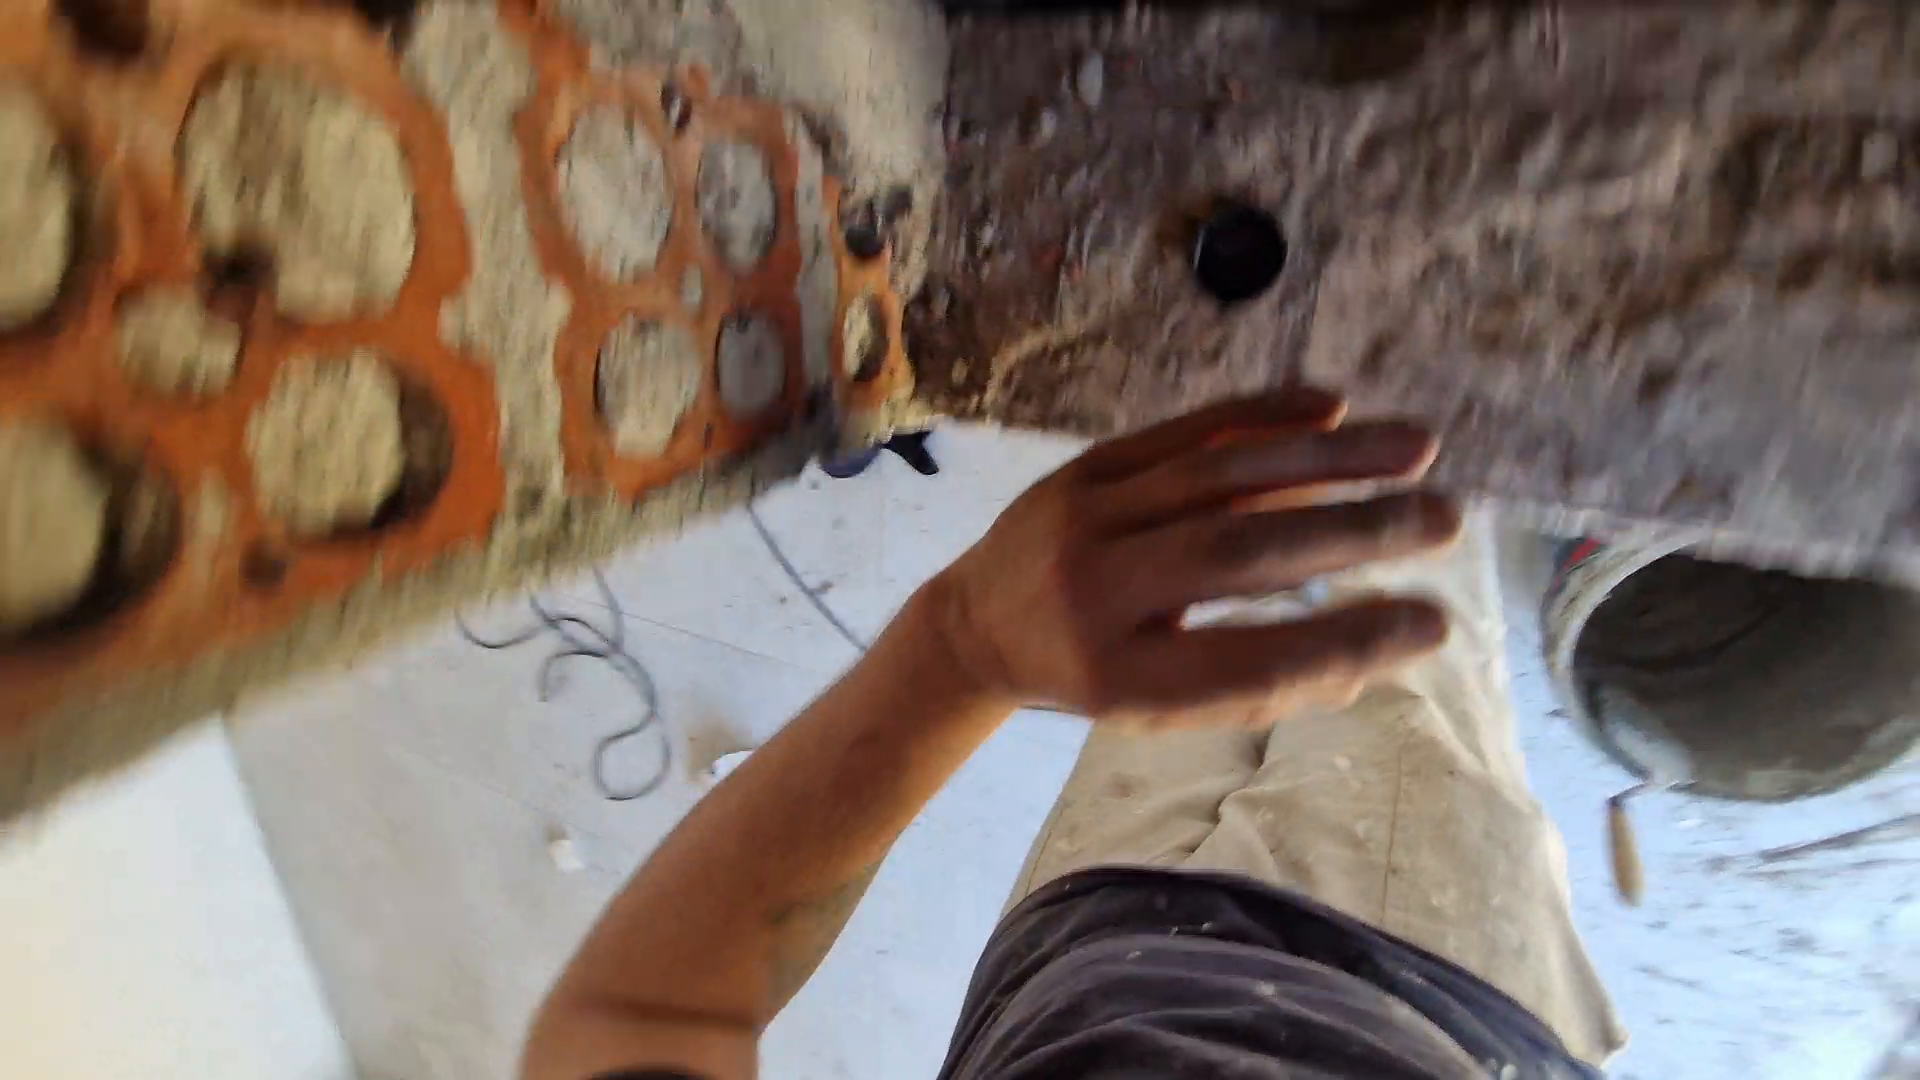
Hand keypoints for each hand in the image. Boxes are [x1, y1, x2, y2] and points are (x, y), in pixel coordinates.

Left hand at [923, 388, 1461, 727]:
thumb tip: (1369, 649)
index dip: (1345, 642)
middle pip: (1236, 553)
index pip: (1248, 659)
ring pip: (1216, 477)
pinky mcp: (1082, 469)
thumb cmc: (1081, 674)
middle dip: (1351, 533)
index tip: (1434, 622)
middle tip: (1448, 518)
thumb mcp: (1152, 706)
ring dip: (1323, 457)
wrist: (979, 620)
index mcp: (1116, 673)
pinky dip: (1258, 417)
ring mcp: (1083, 515)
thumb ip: (1250, 684)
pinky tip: (1329, 406)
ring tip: (1417, 447)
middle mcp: (1094, 589)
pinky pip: (1179, 434)